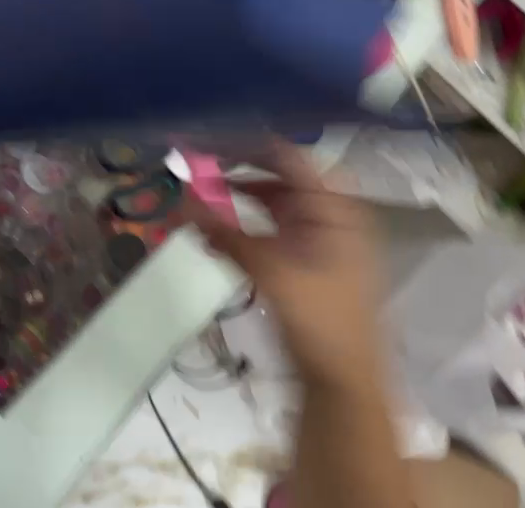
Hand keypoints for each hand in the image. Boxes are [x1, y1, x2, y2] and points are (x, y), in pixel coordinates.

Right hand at [177, 145, 386, 388]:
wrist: (346, 383)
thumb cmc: (318, 320)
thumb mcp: (268, 270)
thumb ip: (222, 230)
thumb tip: (178, 198)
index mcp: (334, 208)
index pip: (286, 156)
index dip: (244, 145)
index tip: (202, 142)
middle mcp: (330, 214)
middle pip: (279, 175)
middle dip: (235, 170)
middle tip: (194, 166)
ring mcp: (321, 236)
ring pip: (273, 200)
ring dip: (236, 197)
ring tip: (199, 197)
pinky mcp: (308, 258)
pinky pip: (271, 225)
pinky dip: (243, 222)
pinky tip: (215, 229)